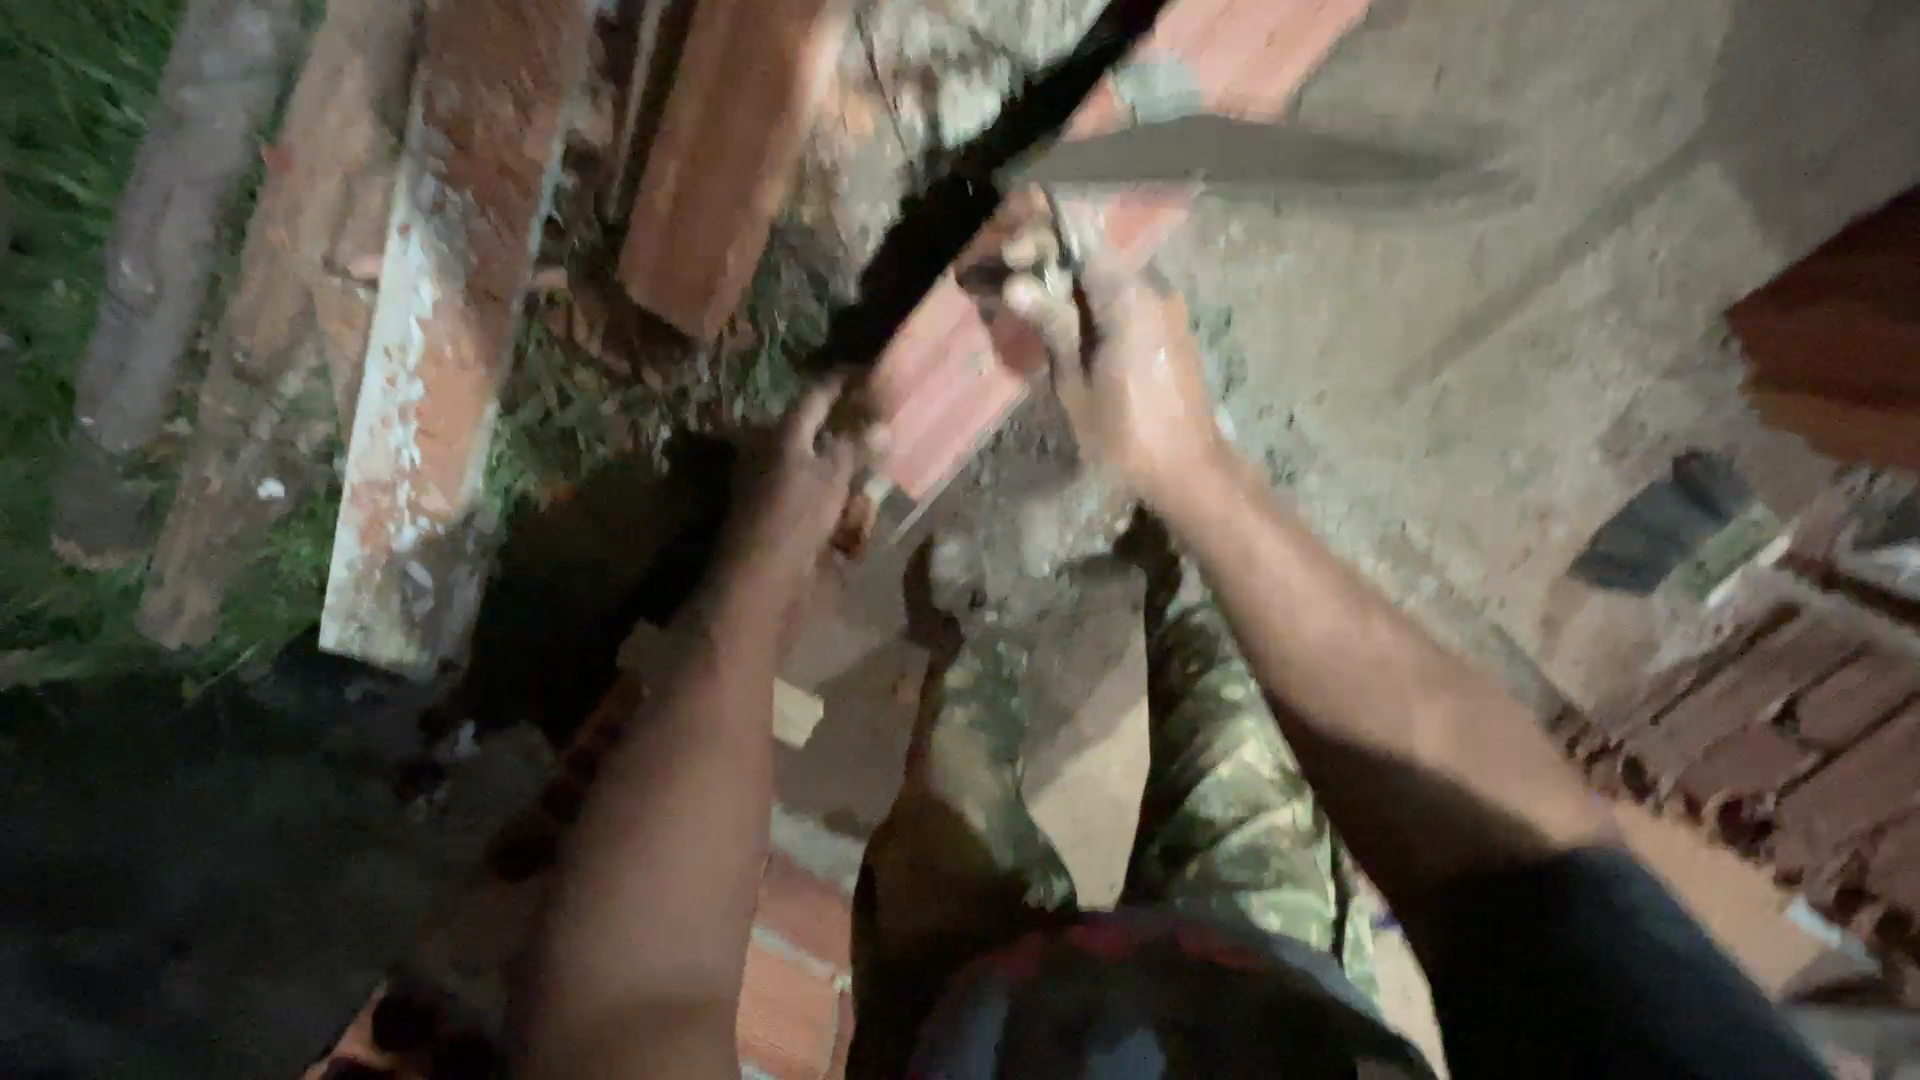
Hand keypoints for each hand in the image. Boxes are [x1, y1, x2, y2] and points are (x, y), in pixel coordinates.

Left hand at [708, 379, 863, 650]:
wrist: (762, 580)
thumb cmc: (795, 519)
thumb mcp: (831, 477)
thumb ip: (855, 447)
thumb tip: (881, 423)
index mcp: (782, 435)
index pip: (816, 395)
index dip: (844, 381)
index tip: (873, 372)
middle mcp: (776, 454)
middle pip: (819, 430)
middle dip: (852, 427)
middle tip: (886, 422)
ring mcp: (780, 487)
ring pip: (823, 464)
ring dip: (851, 465)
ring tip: (882, 463)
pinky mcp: (786, 517)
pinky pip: (822, 497)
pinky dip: (842, 497)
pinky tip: (862, 507)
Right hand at [1002, 250, 1224, 504]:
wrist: (1188, 469)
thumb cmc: (1127, 435)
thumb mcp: (1077, 384)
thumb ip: (1053, 326)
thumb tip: (1016, 285)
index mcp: (1129, 296)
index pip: (1081, 235)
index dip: (1040, 239)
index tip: (1009, 258)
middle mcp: (1152, 288)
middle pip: (1092, 252)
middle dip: (1045, 262)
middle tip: (1006, 287)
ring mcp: (1163, 307)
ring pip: (1104, 277)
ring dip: (1063, 286)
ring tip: (1024, 307)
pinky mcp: (1165, 327)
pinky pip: (1120, 299)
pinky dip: (1086, 304)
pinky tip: (1059, 326)